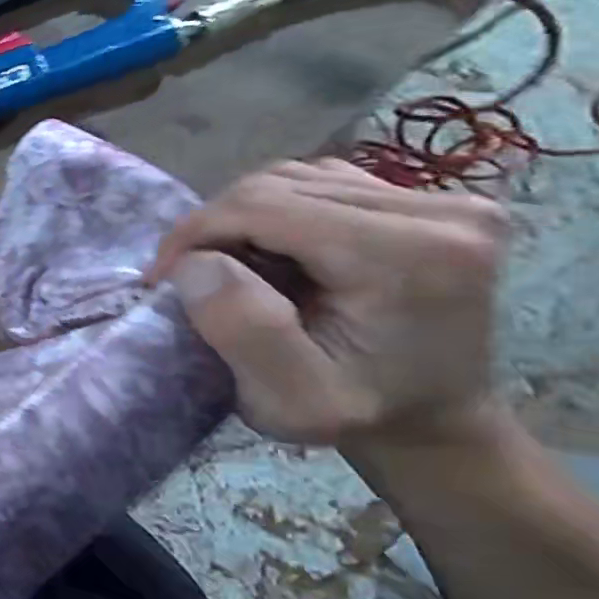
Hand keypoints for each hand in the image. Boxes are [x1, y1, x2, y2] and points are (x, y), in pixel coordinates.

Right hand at [149, 159, 509, 448]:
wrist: (434, 420)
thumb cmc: (361, 419)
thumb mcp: (294, 401)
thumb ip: (245, 330)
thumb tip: (196, 262)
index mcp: (411, 255)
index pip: (265, 205)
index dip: (196, 232)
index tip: (161, 277)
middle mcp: (437, 211)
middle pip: (276, 185)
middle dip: (214, 226)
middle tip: (187, 275)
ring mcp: (436, 199)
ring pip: (291, 178)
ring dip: (240, 218)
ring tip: (228, 264)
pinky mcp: (423, 198)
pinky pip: (317, 184)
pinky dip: (273, 212)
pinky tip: (270, 250)